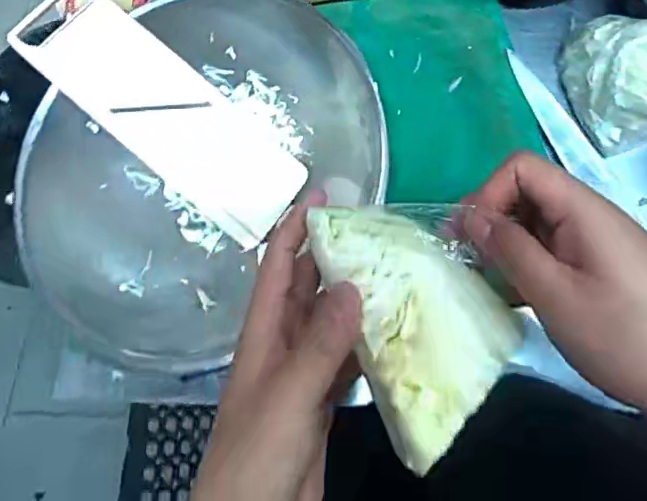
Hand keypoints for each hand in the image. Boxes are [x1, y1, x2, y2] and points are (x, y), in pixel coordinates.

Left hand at [194, 192, 360, 500]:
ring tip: (390, 269)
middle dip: (330, 253)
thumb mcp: (287, 394)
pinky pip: (345, 359)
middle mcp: (282, 342)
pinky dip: (364, 341)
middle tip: (371, 228)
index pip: (277, 264)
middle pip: (306, 285)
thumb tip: (353, 284)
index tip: (320, 194)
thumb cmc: (255, 452)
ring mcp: (302, 373)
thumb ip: (320, 343)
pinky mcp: (322, 402)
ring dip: (353, 296)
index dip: (295, 226)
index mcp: (264, 330)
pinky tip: (390, 330)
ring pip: (329, 320)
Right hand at [461, 152, 646, 433]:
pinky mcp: (607, 266)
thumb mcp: (556, 296)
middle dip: (494, 219)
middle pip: (528, 191)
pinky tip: (523, 298)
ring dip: (510, 245)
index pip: (522, 167)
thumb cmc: (627, 339)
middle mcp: (592, 214)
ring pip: (539, 222)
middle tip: (470, 260)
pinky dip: (532, 263)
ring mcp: (601, 240)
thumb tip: (471, 217)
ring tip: (492, 283)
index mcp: (583, 209)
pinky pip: (557, 247)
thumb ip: (509, 250)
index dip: (489, 192)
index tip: (472, 235)